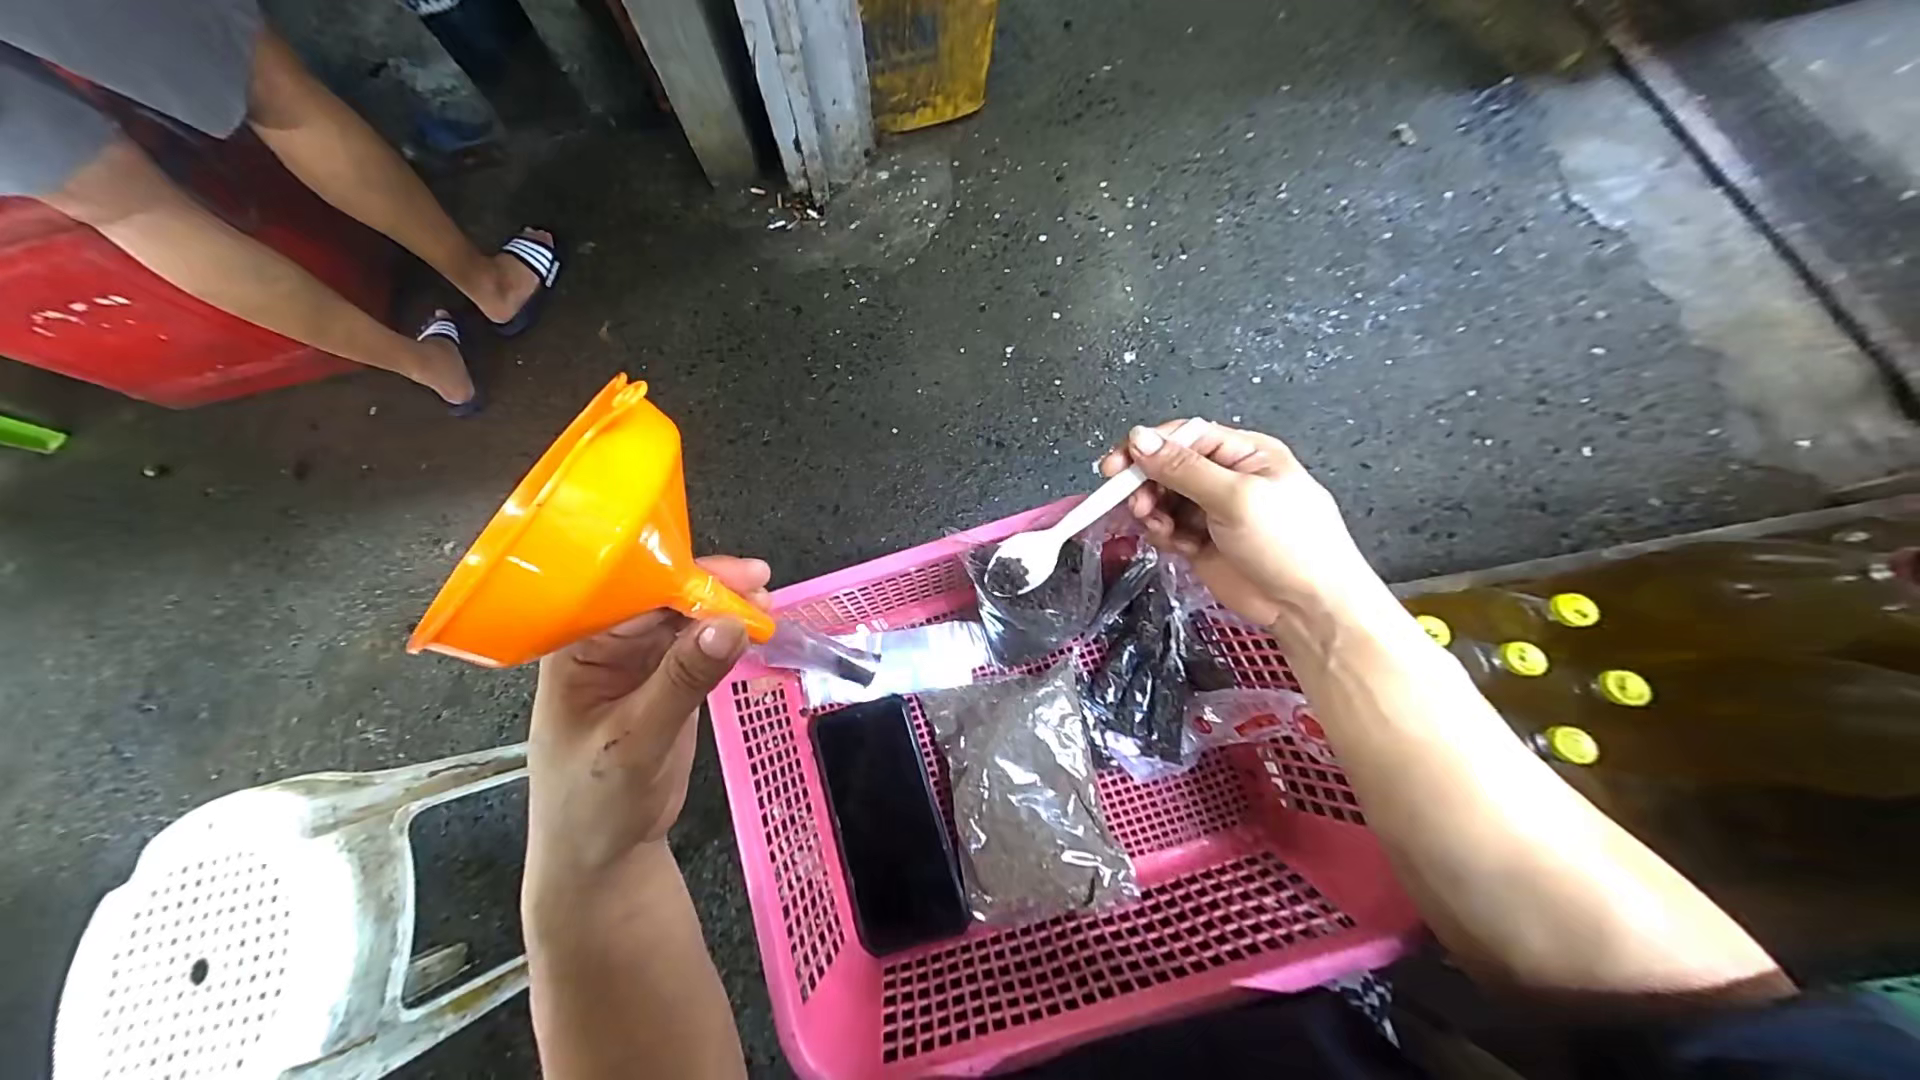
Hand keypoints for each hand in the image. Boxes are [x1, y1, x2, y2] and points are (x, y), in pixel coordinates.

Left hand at [525, 556, 770, 887]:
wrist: (603, 855)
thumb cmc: (595, 803)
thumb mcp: (636, 740)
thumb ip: (683, 680)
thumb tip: (731, 624)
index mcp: (579, 650)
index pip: (633, 597)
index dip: (684, 579)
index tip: (739, 575)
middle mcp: (608, 646)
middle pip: (664, 599)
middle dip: (712, 588)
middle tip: (762, 584)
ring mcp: (640, 662)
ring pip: (687, 619)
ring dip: (726, 608)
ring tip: (767, 602)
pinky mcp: (668, 680)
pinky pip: (700, 645)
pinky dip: (728, 635)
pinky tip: (754, 627)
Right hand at [1099, 422, 1390, 636]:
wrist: (1307, 607)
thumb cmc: (1292, 546)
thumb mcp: (1236, 498)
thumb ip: (1183, 468)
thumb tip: (1140, 440)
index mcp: (1243, 453)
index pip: (1183, 437)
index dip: (1147, 448)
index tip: (1117, 465)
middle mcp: (1225, 477)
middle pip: (1166, 467)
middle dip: (1145, 483)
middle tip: (1134, 503)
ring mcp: (1211, 510)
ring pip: (1161, 498)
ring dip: (1151, 511)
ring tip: (1160, 527)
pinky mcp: (1200, 540)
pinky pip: (1166, 527)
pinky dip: (1162, 533)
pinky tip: (1174, 543)